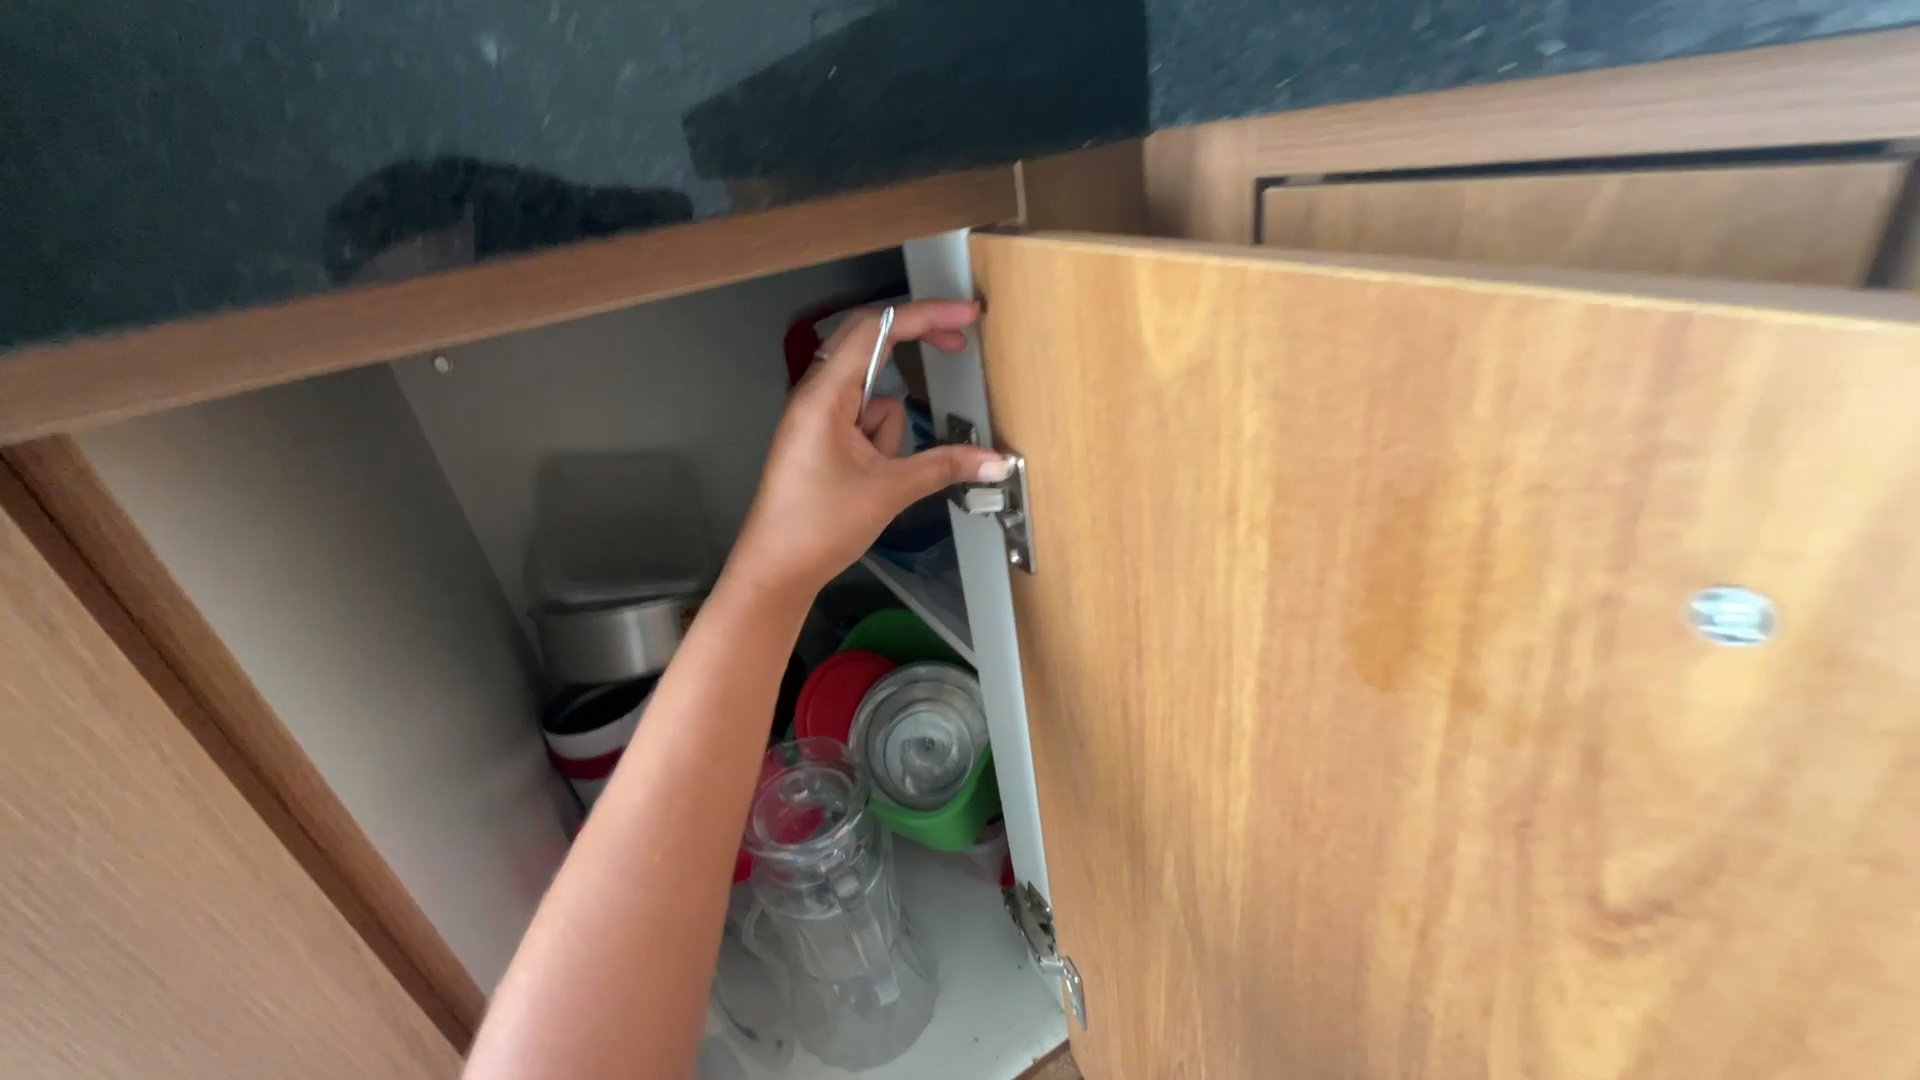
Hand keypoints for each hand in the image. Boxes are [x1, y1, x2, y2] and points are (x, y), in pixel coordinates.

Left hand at [726, 300, 1010, 598]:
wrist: (776, 569)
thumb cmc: (817, 526)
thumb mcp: (889, 491)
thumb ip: (944, 466)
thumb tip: (996, 461)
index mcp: (824, 395)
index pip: (876, 330)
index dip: (926, 315)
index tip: (968, 315)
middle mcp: (816, 395)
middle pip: (873, 347)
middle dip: (916, 346)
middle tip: (959, 348)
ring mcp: (818, 417)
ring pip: (875, 399)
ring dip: (891, 430)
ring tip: (877, 476)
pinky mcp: (822, 439)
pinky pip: (865, 423)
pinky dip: (881, 443)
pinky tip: (870, 481)